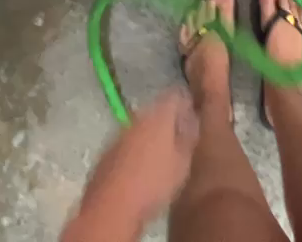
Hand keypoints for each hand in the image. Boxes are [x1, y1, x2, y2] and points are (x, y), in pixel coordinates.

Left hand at [62, 89, 198, 241]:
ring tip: (160, 155)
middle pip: (156, 109)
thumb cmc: (155, 183)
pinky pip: (126, 143)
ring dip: (150, 135)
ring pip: (140, 126)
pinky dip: (135, 149)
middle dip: (167, 119)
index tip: (194, 112)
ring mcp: (119, 134)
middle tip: (179, 136)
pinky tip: (139, 168)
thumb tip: (193, 119)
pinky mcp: (106, 152)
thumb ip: (189, 136)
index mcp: (160, 114)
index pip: (175, 95)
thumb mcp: (183, 162)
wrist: (112, 207)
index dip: (186, 101)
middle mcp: (138, 117)